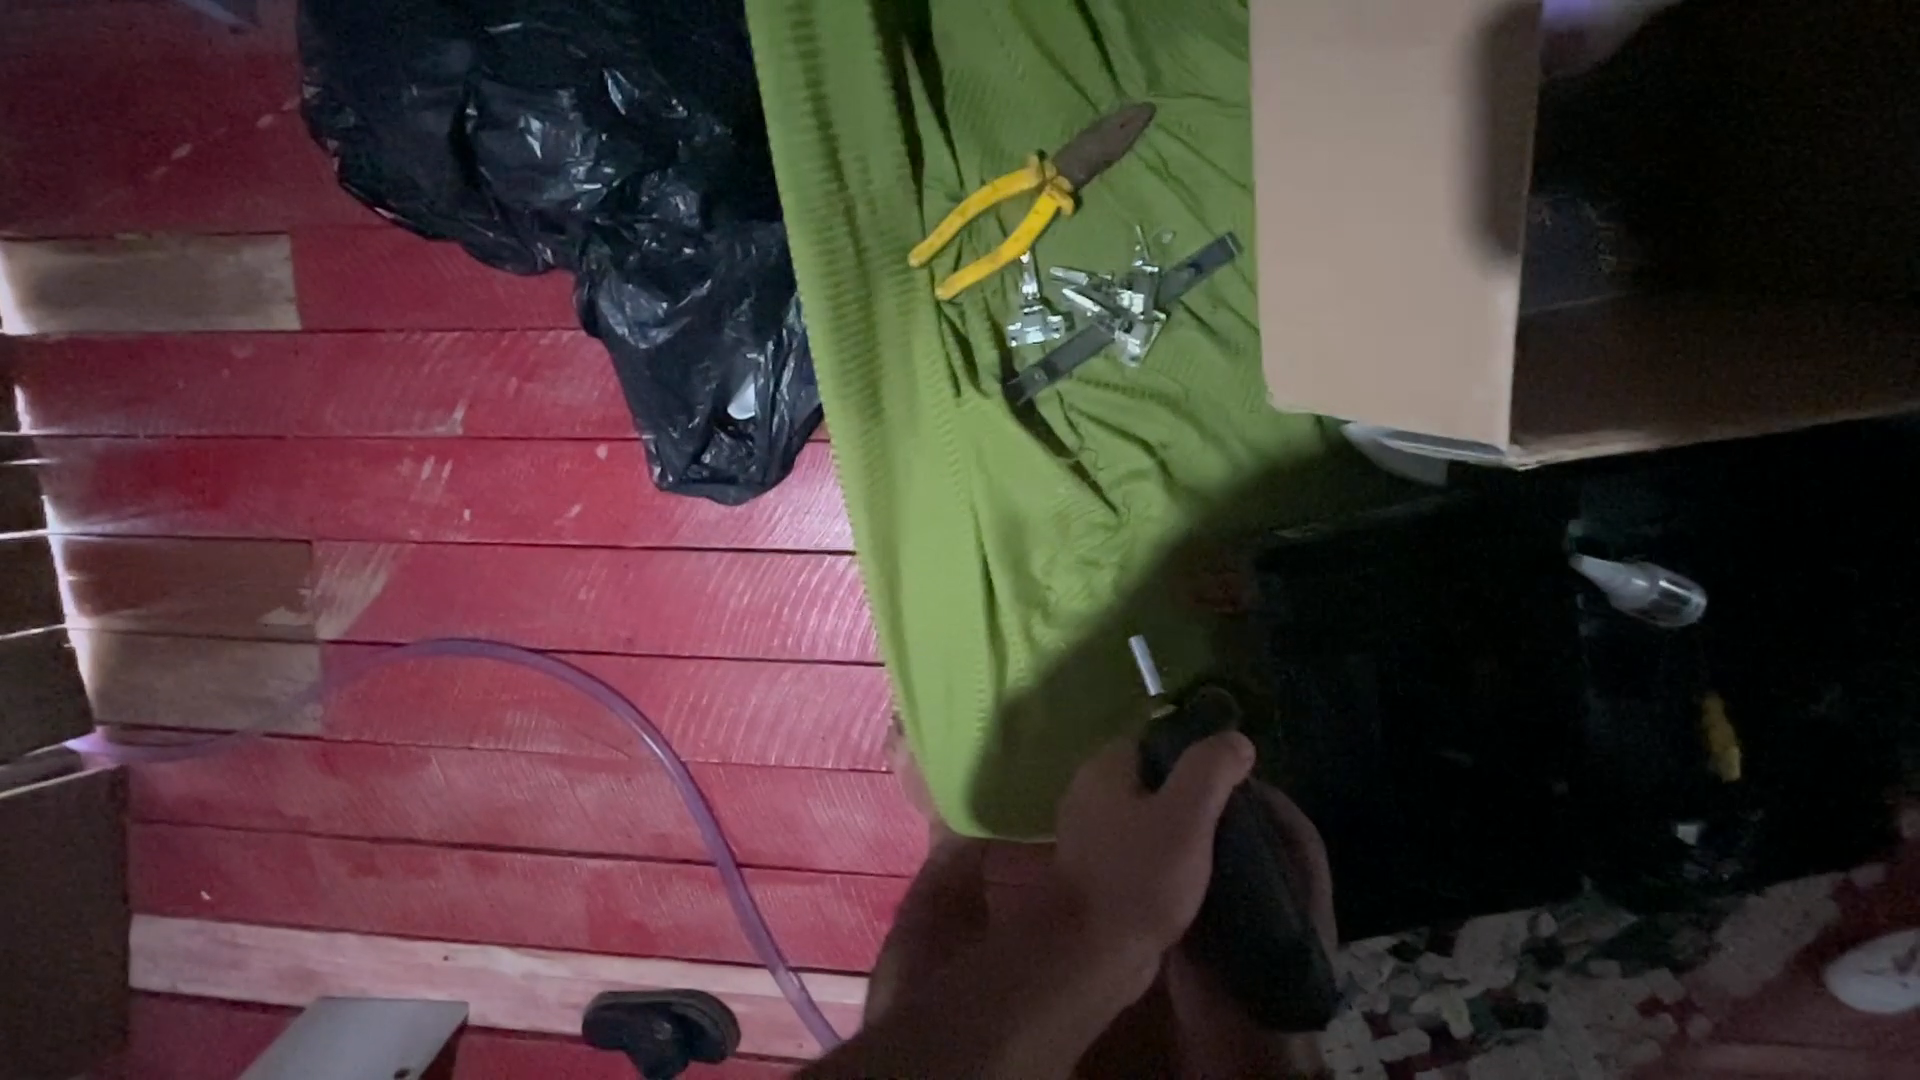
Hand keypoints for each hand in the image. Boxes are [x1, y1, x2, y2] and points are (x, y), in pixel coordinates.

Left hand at [1046, 730, 1255, 963]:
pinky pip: (1139, 847)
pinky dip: (1165, 855)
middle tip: (1234, 813)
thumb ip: (1210, 770)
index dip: (1195, 752)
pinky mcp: (1097, 870)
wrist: (1092, 953)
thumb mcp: (1186, 816)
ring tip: (1222, 843)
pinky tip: (1195, 873)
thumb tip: (1236, 739)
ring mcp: (1089, 833)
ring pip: (1146, 815)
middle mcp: (1089, 792)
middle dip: (1191, 792)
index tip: (1232, 775)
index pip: (1155, 740)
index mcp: (1104, 768)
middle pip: (1152, 777)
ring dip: (1180, 827)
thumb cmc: (1139, 877)